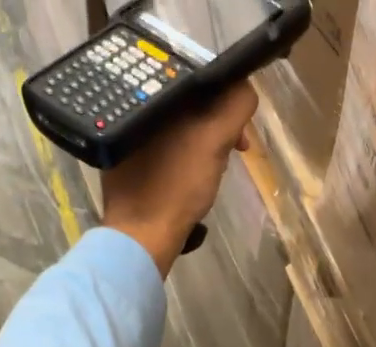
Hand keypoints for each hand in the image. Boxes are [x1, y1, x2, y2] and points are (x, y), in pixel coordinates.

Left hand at [103, 80, 259, 274]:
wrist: (144, 234)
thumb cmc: (178, 186)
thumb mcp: (212, 141)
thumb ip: (233, 109)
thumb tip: (246, 87)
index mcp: (150, 97)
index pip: (198, 83)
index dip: (227, 104)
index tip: (240, 135)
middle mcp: (134, 111)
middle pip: (190, 107)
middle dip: (217, 128)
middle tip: (233, 154)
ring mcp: (129, 138)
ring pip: (181, 129)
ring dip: (205, 145)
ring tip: (214, 170)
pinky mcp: (128, 162)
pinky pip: (167, 149)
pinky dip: (186, 159)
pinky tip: (193, 179)